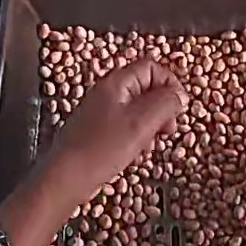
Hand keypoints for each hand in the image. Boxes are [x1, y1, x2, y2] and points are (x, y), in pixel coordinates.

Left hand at [36, 59, 184, 208]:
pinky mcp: (99, 131)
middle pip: (147, 89)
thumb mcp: (141, 123)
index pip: (152, 68)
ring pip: (139, 110)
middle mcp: (108, 93)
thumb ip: (165, 103)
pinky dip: (138, 138)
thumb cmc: (99, 150)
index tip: (178, 107)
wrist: (66, 178)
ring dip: (151, 126)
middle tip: (167, 129)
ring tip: (150, 145)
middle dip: (162, 109)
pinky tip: (136, 153)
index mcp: (117, 83)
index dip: (170, 85)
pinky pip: (127, 127)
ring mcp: (102, 112)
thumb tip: (180, 95)